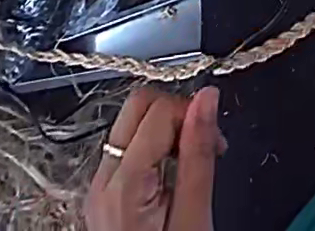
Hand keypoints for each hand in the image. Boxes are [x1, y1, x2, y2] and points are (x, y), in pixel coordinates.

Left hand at [83, 86, 219, 230]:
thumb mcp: (194, 221)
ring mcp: (99, 188)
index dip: (193, 113)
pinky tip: (174, 175)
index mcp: (124, 186)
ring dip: (167, 127)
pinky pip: (129, 147)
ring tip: (192, 162)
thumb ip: (198, 154)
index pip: (160, 110)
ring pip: (132, 122)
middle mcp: (103, 180)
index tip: (215, 140)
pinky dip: (155, 145)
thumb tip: (207, 96)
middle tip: (203, 142)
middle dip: (176, 110)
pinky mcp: (104, 197)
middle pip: (138, 105)